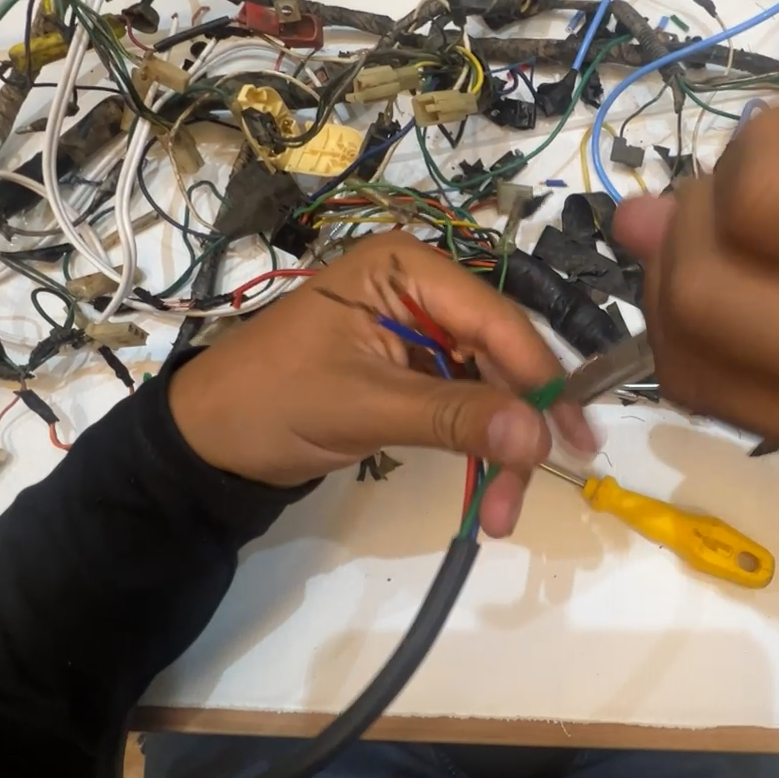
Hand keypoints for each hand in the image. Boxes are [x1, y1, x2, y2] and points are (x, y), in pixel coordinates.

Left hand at [168, 233, 595, 535]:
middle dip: (518, 424)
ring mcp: (423, 331)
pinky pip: (468, 403)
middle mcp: (424, 290)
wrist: (208, 442)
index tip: (571, 436)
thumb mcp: (364, 405)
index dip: (538, 378)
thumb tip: (537, 437)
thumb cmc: (272, 402)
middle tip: (529, 487)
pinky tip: (489, 486)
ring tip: (501, 509)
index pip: (494, 319)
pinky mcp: (419, 370)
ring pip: (492, 385)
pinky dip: (480, 445)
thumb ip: (453, 416)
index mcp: (407, 268)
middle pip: (500, 355)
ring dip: (503, 445)